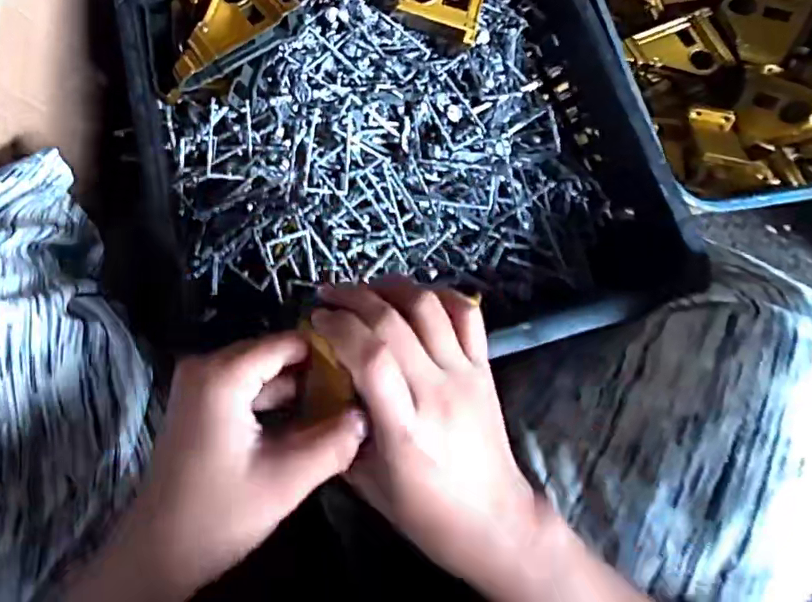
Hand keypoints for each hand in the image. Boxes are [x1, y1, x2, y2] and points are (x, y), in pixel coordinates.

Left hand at [65, 331, 367, 600]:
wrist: (158, 550)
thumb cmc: (218, 515)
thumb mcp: (283, 482)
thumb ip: (330, 445)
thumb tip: (366, 416)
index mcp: (222, 374)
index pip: (284, 344)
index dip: (324, 354)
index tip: (357, 371)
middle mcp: (206, 364)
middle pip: (270, 353)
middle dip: (310, 372)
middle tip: (349, 391)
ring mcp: (197, 380)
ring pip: (257, 370)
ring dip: (291, 387)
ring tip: (334, 404)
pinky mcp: (197, 398)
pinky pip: (241, 384)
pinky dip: (269, 398)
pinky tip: (301, 418)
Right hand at [314, 281, 647, 601]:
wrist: (497, 524)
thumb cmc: (425, 512)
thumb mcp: (366, 481)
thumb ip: (340, 427)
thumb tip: (314, 378)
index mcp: (405, 429)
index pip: (370, 357)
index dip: (339, 327)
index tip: (316, 319)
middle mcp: (437, 393)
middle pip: (392, 322)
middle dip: (352, 298)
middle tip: (328, 295)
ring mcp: (465, 375)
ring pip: (427, 307)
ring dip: (389, 287)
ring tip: (365, 289)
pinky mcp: (485, 367)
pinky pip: (466, 313)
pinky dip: (438, 293)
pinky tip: (413, 296)